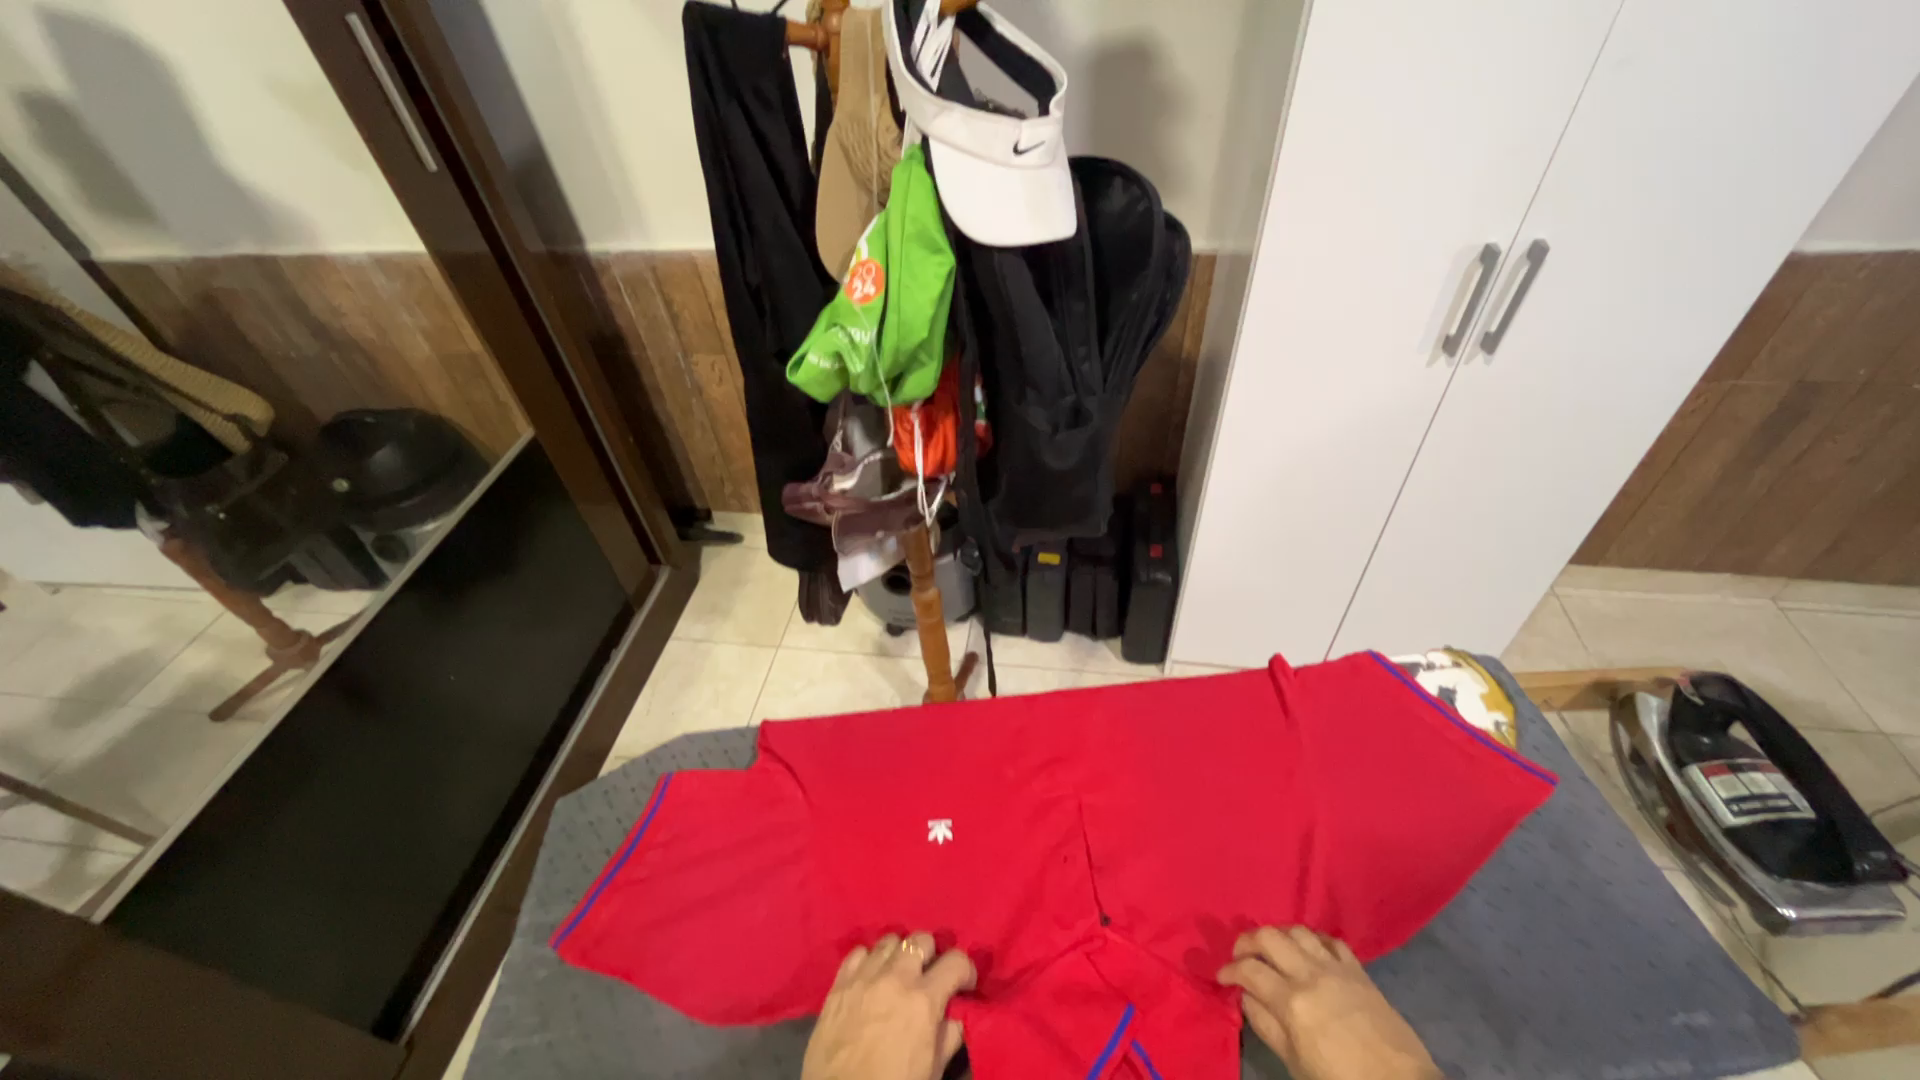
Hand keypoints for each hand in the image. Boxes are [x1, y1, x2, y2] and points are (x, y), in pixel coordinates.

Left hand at [802, 932, 974, 1079]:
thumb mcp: (932, 1070)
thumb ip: (949, 1035)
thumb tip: (955, 1013)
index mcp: (923, 1000)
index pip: (956, 961)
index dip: (966, 971)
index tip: (965, 985)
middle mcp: (895, 978)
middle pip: (921, 940)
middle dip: (932, 955)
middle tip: (929, 977)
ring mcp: (864, 977)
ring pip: (890, 940)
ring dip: (900, 955)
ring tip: (899, 975)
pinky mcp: (839, 983)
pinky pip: (858, 952)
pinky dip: (869, 960)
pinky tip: (872, 978)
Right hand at [1218, 926, 1441, 1079]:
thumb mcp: (1295, 1063)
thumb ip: (1266, 1026)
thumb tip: (1247, 997)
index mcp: (1291, 1002)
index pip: (1248, 969)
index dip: (1229, 970)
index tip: (1222, 977)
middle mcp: (1310, 974)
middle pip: (1269, 937)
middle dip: (1246, 941)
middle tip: (1240, 956)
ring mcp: (1336, 969)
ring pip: (1298, 930)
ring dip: (1278, 935)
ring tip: (1272, 950)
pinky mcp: (1359, 971)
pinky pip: (1330, 940)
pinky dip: (1312, 939)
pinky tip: (1308, 951)